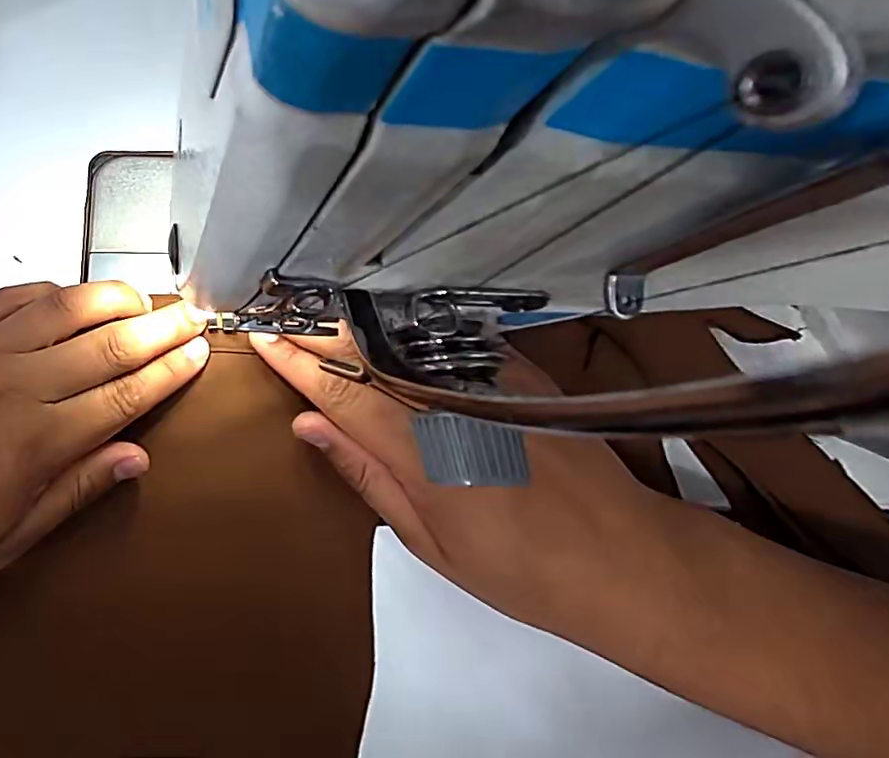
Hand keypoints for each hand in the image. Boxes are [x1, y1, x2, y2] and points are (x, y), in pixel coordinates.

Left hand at [0, 282, 208, 657]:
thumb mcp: (4, 542)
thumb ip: (75, 489)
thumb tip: (137, 456)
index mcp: (38, 441)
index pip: (124, 392)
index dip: (168, 370)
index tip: (199, 350)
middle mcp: (19, 383)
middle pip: (108, 343)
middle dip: (158, 327)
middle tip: (191, 313)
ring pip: (65, 307)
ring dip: (112, 296)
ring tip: (143, 297)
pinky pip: (11, 297)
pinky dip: (49, 290)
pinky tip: (68, 294)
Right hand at [249, 330, 681, 631]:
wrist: (625, 556)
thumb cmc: (521, 569)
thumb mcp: (429, 540)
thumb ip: (364, 472)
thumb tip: (309, 428)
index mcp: (421, 452)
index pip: (338, 392)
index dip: (294, 364)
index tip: (263, 342)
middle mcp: (448, 404)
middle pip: (363, 353)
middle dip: (313, 334)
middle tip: (278, 321)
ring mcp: (484, 380)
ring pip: (397, 338)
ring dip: (348, 326)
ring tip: (311, 319)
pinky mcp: (512, 367)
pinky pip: (439, 339)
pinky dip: (398, 329)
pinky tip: (377, 324)